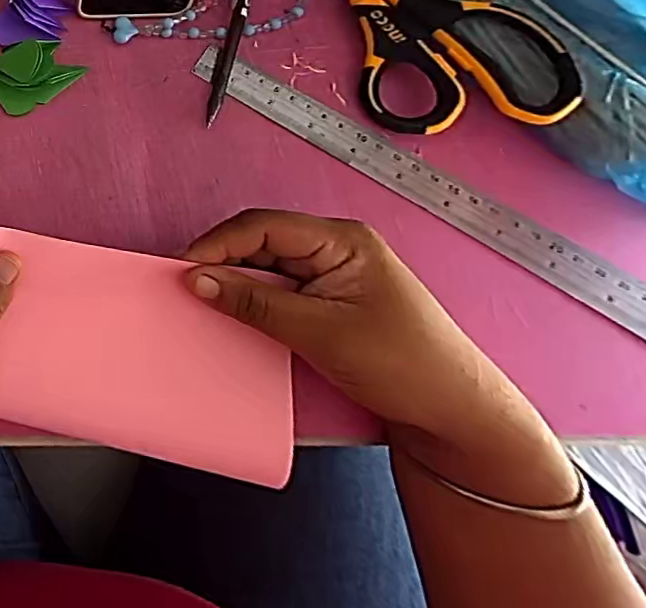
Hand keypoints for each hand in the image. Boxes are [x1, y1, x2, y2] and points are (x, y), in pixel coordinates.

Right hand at [181, 209, 525, 441]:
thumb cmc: (409, 366)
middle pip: (261, 242)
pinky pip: (278, 289)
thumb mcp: (322, 333)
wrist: (459, 418)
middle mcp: (334, 248)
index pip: (263, 227)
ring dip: (238, 282)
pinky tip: (238, 314)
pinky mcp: (328, 299)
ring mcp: (331, 274)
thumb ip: (255, 304)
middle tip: (191, 286)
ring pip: (266, 266)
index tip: (187, 268)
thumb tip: (199, 281)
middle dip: (224, 261)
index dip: (219, 244)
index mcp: (342, 239)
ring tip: (209, 301)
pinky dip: (254, 300)